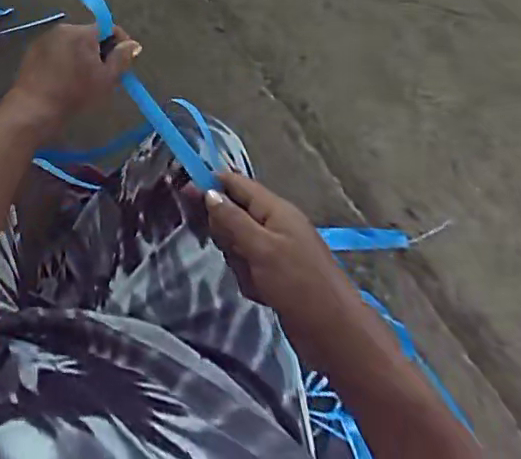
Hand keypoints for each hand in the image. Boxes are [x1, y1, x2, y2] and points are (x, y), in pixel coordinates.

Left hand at [3, 24, 139, 133]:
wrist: (35, 107)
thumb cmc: (75, 93)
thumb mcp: (107, 78)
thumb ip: (122, 58)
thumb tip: (132, 44)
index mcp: (82, 32)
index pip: (108, 27)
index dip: (120, 42)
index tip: (124, 61)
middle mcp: (62, 29)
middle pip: (89, 34)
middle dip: (100, 50)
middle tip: (104, 74)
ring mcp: (45, 38)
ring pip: (72, 42)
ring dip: (82, 55)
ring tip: (83, 79)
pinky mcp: (33, 50)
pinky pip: (57, 49)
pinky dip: (64, 59)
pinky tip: (64, 79)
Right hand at [188, 169, 370, 369]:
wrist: (337, 338)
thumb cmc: (300, 285)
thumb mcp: (261, 248)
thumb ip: (232, 218)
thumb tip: (208, 191)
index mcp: (276, 210)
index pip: (235, 183)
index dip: (209, 183)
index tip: (183, 191)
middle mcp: (275, 225)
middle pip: (232, 213)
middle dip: (226, 232)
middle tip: (235, 250)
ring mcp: (276, 251)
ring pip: (237, 242)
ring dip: (238, 260)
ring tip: (254, 277)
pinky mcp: (276, 275)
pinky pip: (247, 266)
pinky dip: (248, 278)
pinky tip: (260, 292)